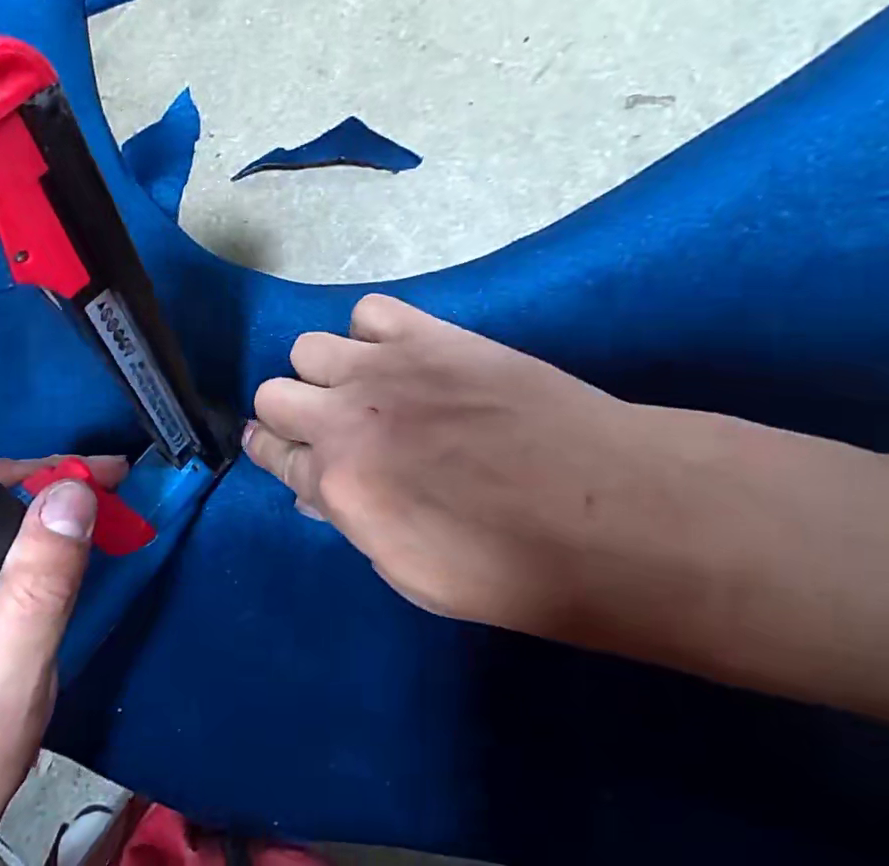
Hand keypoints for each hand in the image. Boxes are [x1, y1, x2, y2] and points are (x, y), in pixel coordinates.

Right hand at [244, 295, 665, 638]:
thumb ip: (352, 522)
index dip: (271, 452)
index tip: (280, 451)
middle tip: (327, 430)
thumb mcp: (413, 576)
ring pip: (309, 347)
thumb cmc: (516, 569)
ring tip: (366, 390)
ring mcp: (386, 369)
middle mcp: (345, 419)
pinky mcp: (432, 336)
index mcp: (337, 485)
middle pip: (273, 393)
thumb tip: (319, 491)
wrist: (617, 513)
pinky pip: (370, 312)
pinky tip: (401, 358)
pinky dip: (372, 333)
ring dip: (326, 372)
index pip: (271, 453)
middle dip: (291, 414)